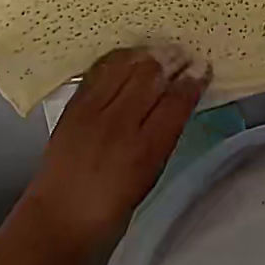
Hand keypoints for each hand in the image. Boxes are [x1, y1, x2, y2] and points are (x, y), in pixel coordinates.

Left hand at [20, 47, 208, 257]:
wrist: (60, 213)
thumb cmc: (111, 208)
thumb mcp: (149, 176)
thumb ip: (161, 138)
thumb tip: (175, 103)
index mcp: (145, 150)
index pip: (175, 104)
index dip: (192, 83)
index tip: (203, 69)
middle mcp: (118, 124)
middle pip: (149, 78)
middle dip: (170, 62)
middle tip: (183, 54)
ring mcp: (92, 111)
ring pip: (123, 69)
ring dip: (145, 55)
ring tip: (160, 51)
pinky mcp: (73, 105)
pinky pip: (98, 72)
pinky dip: (116, 60)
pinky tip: (128, 57)